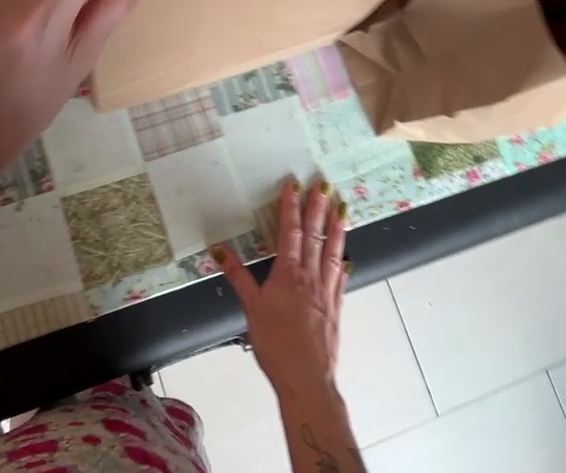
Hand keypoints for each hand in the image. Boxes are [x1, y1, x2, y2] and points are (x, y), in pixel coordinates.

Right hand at [216, 180, 348, 398]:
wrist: (307, 380)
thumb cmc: (276, 345)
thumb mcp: (251, 309)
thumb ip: (238, 277)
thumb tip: (219, 251)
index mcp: (288, 274)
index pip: (290, 232)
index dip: (292, 207)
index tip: (294, 185)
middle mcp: (310, 277)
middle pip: (315, 236)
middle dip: (318, 208)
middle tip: (323, 185)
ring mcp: (326, 292)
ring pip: (333, 252)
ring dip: (337, 229)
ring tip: (343, 208)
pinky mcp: (336, 308)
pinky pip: (341, 279)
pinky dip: (343, 264)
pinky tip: (346, 258)